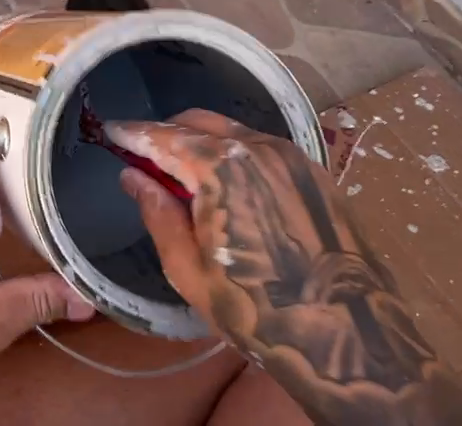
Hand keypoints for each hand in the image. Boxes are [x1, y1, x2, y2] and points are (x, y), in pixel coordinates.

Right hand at [109, 111, 461, 425]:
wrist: (350, 337)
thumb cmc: (256, 307)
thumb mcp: (187, 267)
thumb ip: (157, 213)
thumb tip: (132, 176)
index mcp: (219, 167)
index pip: (163, 138)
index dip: (133, 134)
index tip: (112, 131)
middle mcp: (256, 148)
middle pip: (198, 123)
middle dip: (167, 132)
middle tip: (145, 151)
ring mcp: (291, 158)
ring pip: (233, 130)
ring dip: (202, 140)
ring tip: (185, 166)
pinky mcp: (316, 173)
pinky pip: (263, 147)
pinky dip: (236, 151)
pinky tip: (229, 179)